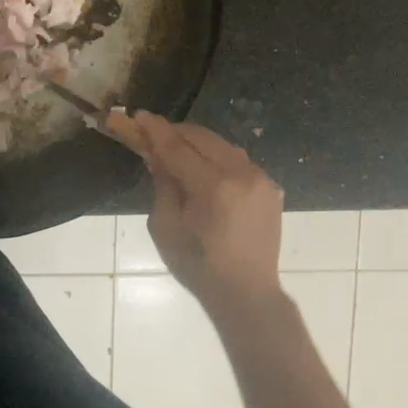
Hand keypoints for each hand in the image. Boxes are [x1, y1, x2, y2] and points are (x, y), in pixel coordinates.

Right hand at [106, 109, 283, 311]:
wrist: (246, 291)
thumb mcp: (165, 225)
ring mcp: (261, 179)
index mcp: (214, 186)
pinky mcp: (270, 187)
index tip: (136, 116)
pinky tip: (200, 165)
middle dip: (174, 132)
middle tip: (149, 131)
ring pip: (222, 145)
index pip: (177, 147)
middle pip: (202, 138)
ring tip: (172, 147)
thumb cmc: (196, 264)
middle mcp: (243, 174)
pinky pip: (237, 161)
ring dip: (195, 142)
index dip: (155, 130)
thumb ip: (163, 184)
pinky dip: (214, 156)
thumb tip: (157, 155)